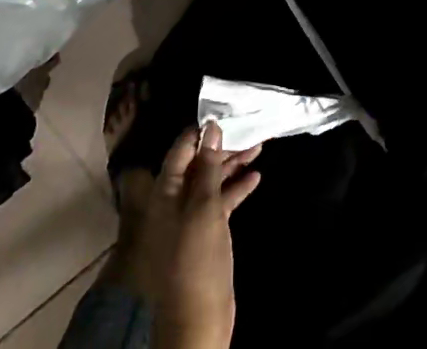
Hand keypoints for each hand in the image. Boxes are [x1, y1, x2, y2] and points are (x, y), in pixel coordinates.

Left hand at [114, 121, 263, 348]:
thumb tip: (210, 128)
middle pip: (199, 162)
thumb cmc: (196, 257)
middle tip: (250, 128)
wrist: (198, 315)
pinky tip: (256, 177)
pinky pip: (222, 200)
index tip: (226, 112)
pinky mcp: (208, 230)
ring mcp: (192, 215)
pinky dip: (237, 187)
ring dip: (234, 163)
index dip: (202, 130)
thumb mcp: (202, 207)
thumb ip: (206, 167)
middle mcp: (177, 198)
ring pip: (213, 179)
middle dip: (223, 145)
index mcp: (167, 190)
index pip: (182, 148)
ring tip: (259, 146)